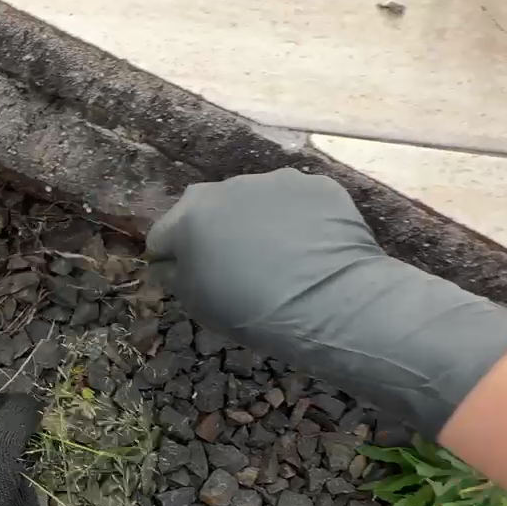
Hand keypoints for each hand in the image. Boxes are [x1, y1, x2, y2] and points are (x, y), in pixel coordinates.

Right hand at [147, 168, 506, 437]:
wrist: (343, 311)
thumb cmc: (263, 320)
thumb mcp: (206, 305)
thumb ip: (185, 274)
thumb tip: (182, 261)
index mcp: (193, 219)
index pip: (162, 233)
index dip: (171, 259)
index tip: (183, 279)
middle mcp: (230, 189)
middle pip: (206, 211)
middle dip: (213, 236)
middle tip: (232, 272)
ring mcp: (275, 185)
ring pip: (250, 204)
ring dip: (254, 228)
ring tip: (277, 267)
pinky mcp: (317, 189)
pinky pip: (289, 206)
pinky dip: (291, 224)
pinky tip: (307, 256)